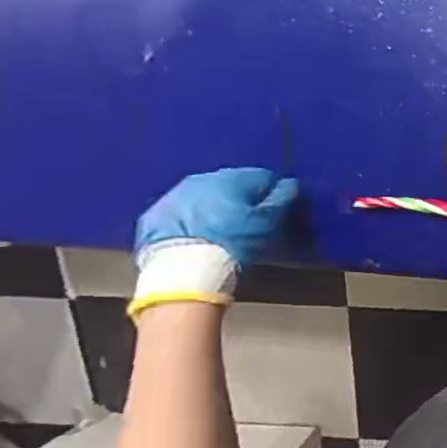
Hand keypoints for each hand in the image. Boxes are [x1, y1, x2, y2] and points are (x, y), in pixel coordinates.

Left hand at [135, 168, 298, 268]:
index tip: (276, 212)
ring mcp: (176, 194)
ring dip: (216, 209)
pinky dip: (193, 220)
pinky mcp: (157, 213)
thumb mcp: (265, 225)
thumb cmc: (230, 244)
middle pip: (232, 185)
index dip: (273, 194)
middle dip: (243, 200)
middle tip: (250, 225)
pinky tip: (200, 238)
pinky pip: (183, 212)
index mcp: (231, 178)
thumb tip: (289, 184)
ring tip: (224, 232)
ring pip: (206, 196)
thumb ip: (280, 201)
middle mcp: (202, 178)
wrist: (181, 270)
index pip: (262, 177)